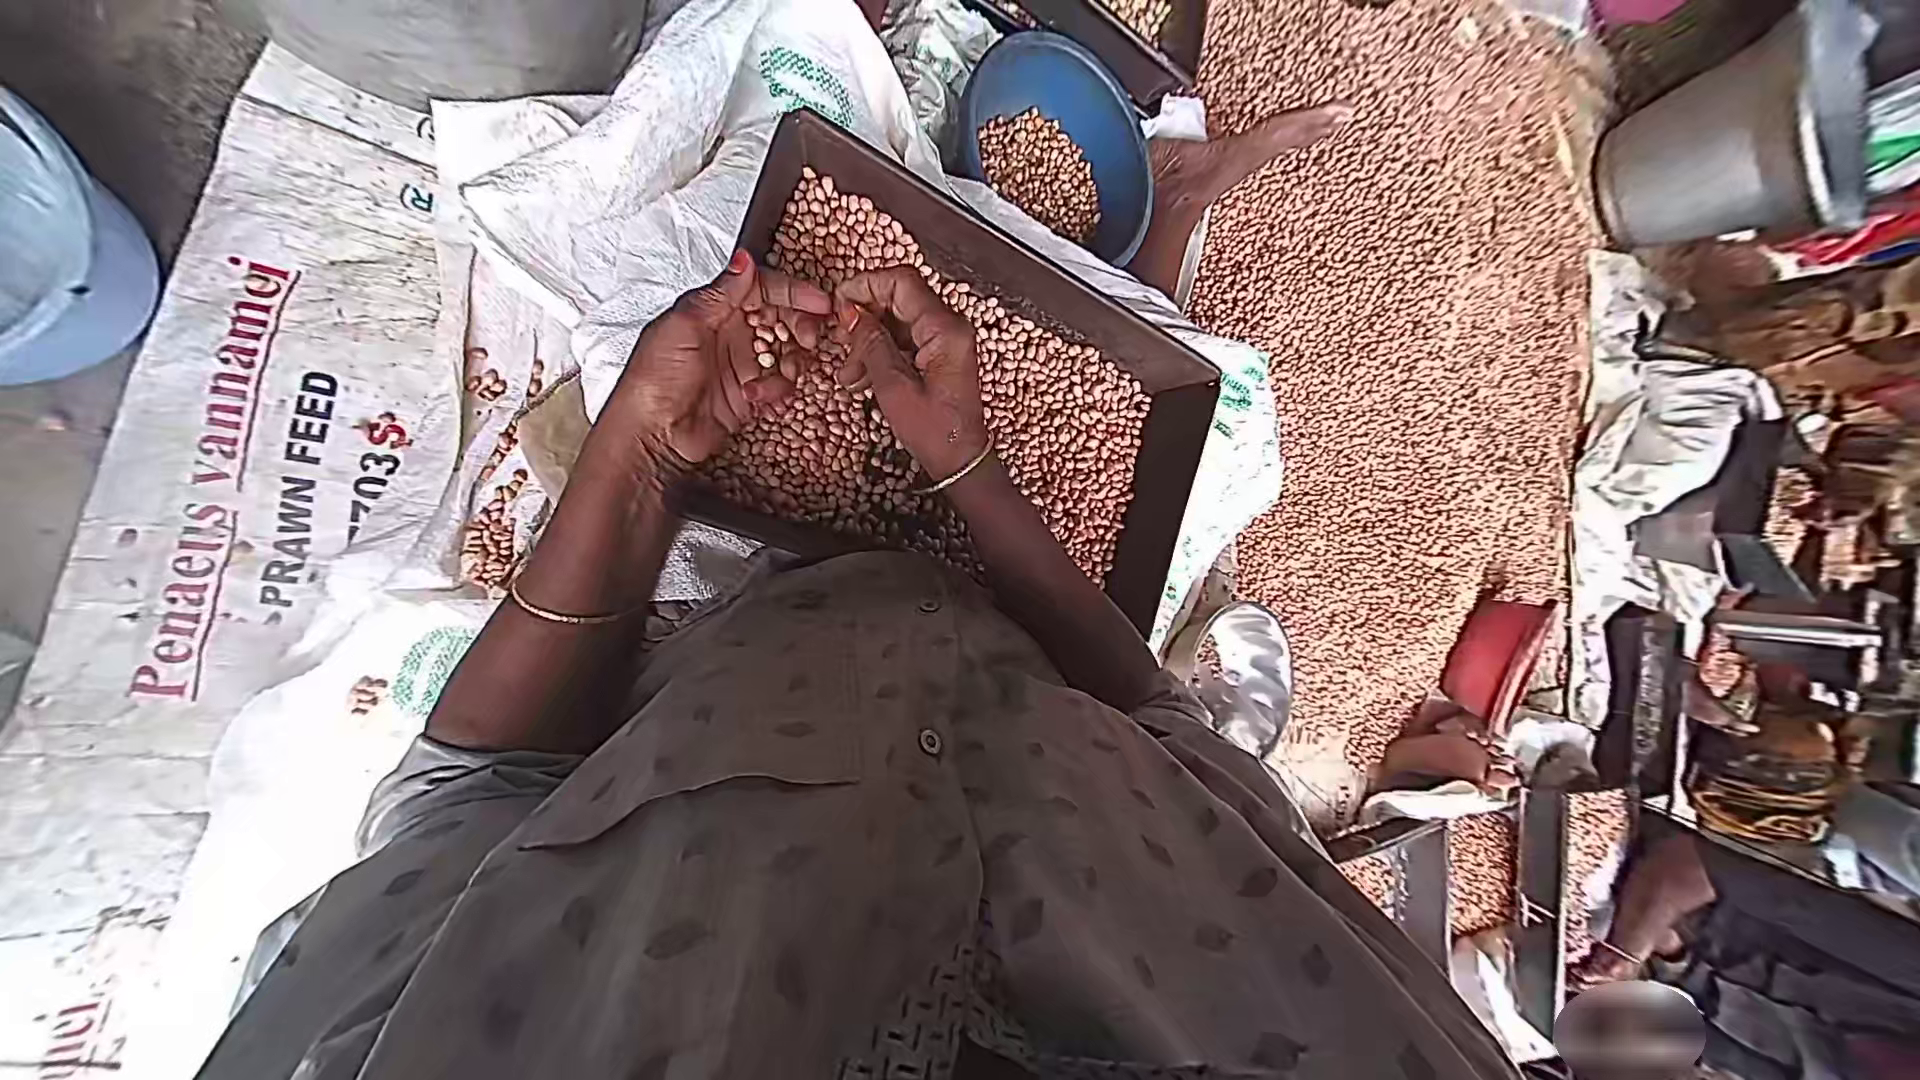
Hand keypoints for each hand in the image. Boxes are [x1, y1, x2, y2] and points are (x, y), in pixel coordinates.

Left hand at [602, 250, 831, 477]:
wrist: (654, 434)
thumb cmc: (655, 380)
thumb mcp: (684, 326)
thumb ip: (720, 294)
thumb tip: (744, 261)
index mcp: (714, 309)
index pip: (762, 289)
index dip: (793, 293)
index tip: (819, 303)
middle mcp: (731, 334)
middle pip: (782, 319)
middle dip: (800, 328)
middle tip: (806, 341)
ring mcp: (743, 364)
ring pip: (787, 353)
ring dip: (791, 365)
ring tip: (780, 376)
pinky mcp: (751, 394)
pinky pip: (781, 386)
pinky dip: (779, 392)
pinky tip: (761, 399)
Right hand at [832, 267, 986, 480]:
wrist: (960, 460)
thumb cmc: (934, 432)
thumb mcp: (894, 387)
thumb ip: (871, 344)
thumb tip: (852, 314)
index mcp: (945, 330)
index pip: (902, 282)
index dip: (866, 286)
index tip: (841, 302)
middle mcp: (950, 329)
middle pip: (898, 301)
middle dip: (865, 320)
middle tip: (842, 344)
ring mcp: (947, 342)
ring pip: (898, 323)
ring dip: (869, 343)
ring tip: (851, 374)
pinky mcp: (940, 357)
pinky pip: (906, 342)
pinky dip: (882, 355)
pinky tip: (864, 378)